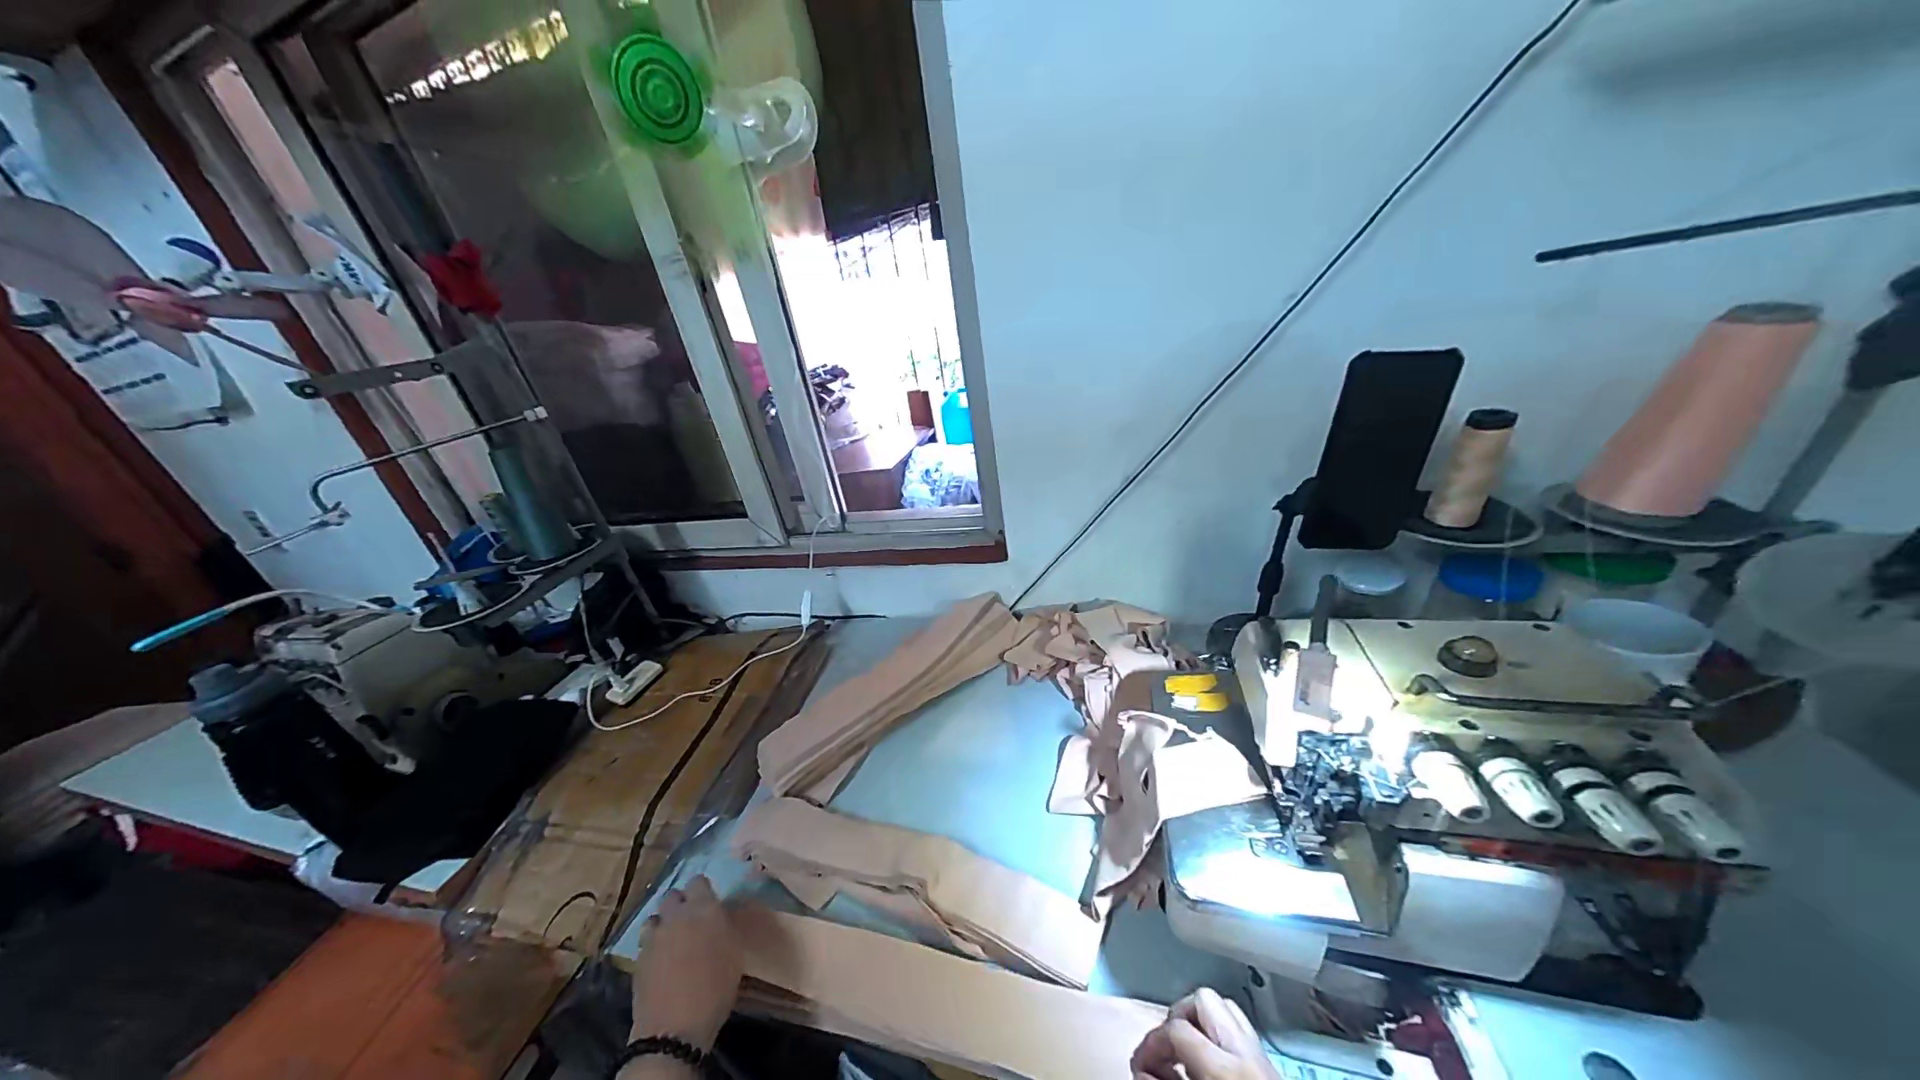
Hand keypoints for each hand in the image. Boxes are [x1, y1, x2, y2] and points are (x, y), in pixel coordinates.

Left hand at [629, 876, 742, 1051]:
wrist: (674, 1027)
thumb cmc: (716, 988)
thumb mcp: (734, 952)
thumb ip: (723, 927)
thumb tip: (718, 917)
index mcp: (704, 908)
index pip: (698, 881)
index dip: (702, 890)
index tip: (709, 902)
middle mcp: (676, 915)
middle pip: (673, 895)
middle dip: (681, 903)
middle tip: (691, 920)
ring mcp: (654, 936)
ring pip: (657, 916)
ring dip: (665, 922)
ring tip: (674, 939)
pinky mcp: (638, 957)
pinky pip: (647, 940)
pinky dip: (654, 943)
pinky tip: (661, 959)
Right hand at [1130, 988, 1280, 1079]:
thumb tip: (1142, 1072)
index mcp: (1226, 1070)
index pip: (1177, 1028)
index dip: (1151, 1044)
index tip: (1140, 1067)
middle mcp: (1246, 1052)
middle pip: (1203, 1001)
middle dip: (1177, 1018)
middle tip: (1166, 1053)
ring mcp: (1261, 1056)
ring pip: (1225, 1009)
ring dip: (1199, 1023)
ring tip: (1185, 1055)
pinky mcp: (1269, 1066)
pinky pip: (1239, 1030)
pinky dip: (1218, 1037)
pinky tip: (1208, 1066)